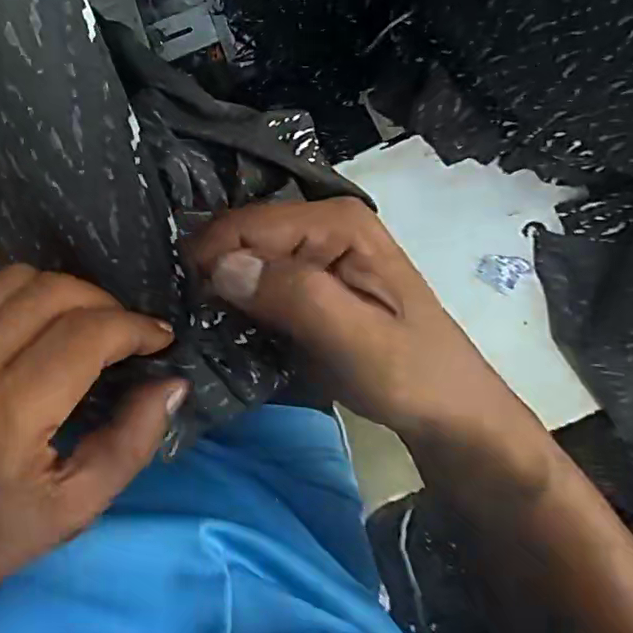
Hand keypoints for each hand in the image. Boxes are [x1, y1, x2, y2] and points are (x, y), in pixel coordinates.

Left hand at [0, 265, 186, 629]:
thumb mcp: (78, 508)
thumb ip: (133, 441)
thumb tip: (173, 381)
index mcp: (5, 420)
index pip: (86, 335)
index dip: (135, 328)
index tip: (160, 341)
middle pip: (57, 292)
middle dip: (109, 306)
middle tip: (129, 337)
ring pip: (24, 278)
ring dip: (70, 293)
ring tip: (89, 329)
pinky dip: (30, 293)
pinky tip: (44, 324)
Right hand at [187, 199, 534, 450]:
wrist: (446, 411)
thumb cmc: (411, 376)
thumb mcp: (358, 340)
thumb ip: (297, 297)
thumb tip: (223, 267)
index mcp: (338, 222)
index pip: (247, 225)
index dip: (210, 261)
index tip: (186, 309)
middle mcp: (323, 223)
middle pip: (240, 237)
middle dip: (211, 274)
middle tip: (191, 322)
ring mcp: (316, 251)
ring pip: (243, 258)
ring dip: (219, 290)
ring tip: (202, 327)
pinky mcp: (309, 280)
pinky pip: (256, 279)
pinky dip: (237, 302)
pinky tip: (228, 328)